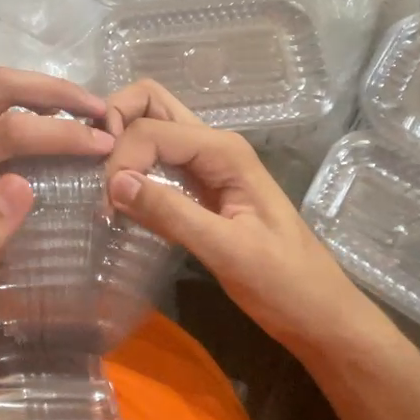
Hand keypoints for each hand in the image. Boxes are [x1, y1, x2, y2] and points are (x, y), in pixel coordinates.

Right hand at [103, 80, 374, 348]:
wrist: (322, 318)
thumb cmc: (285, 285)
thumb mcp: (228, 252)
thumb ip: (171, 213)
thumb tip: (116, 183)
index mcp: (223, 151)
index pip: (152, 130)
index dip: (122, 159)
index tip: (110, 202)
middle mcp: (212, 144)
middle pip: (150, 102)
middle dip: (115, 121)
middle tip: (98, 169)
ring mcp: (205, 162)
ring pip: (151, 124)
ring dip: (121, 142)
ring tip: (106, 184)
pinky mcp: (198, 185)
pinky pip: (156, 157)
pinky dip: (132, 166)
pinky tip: (122, 198)